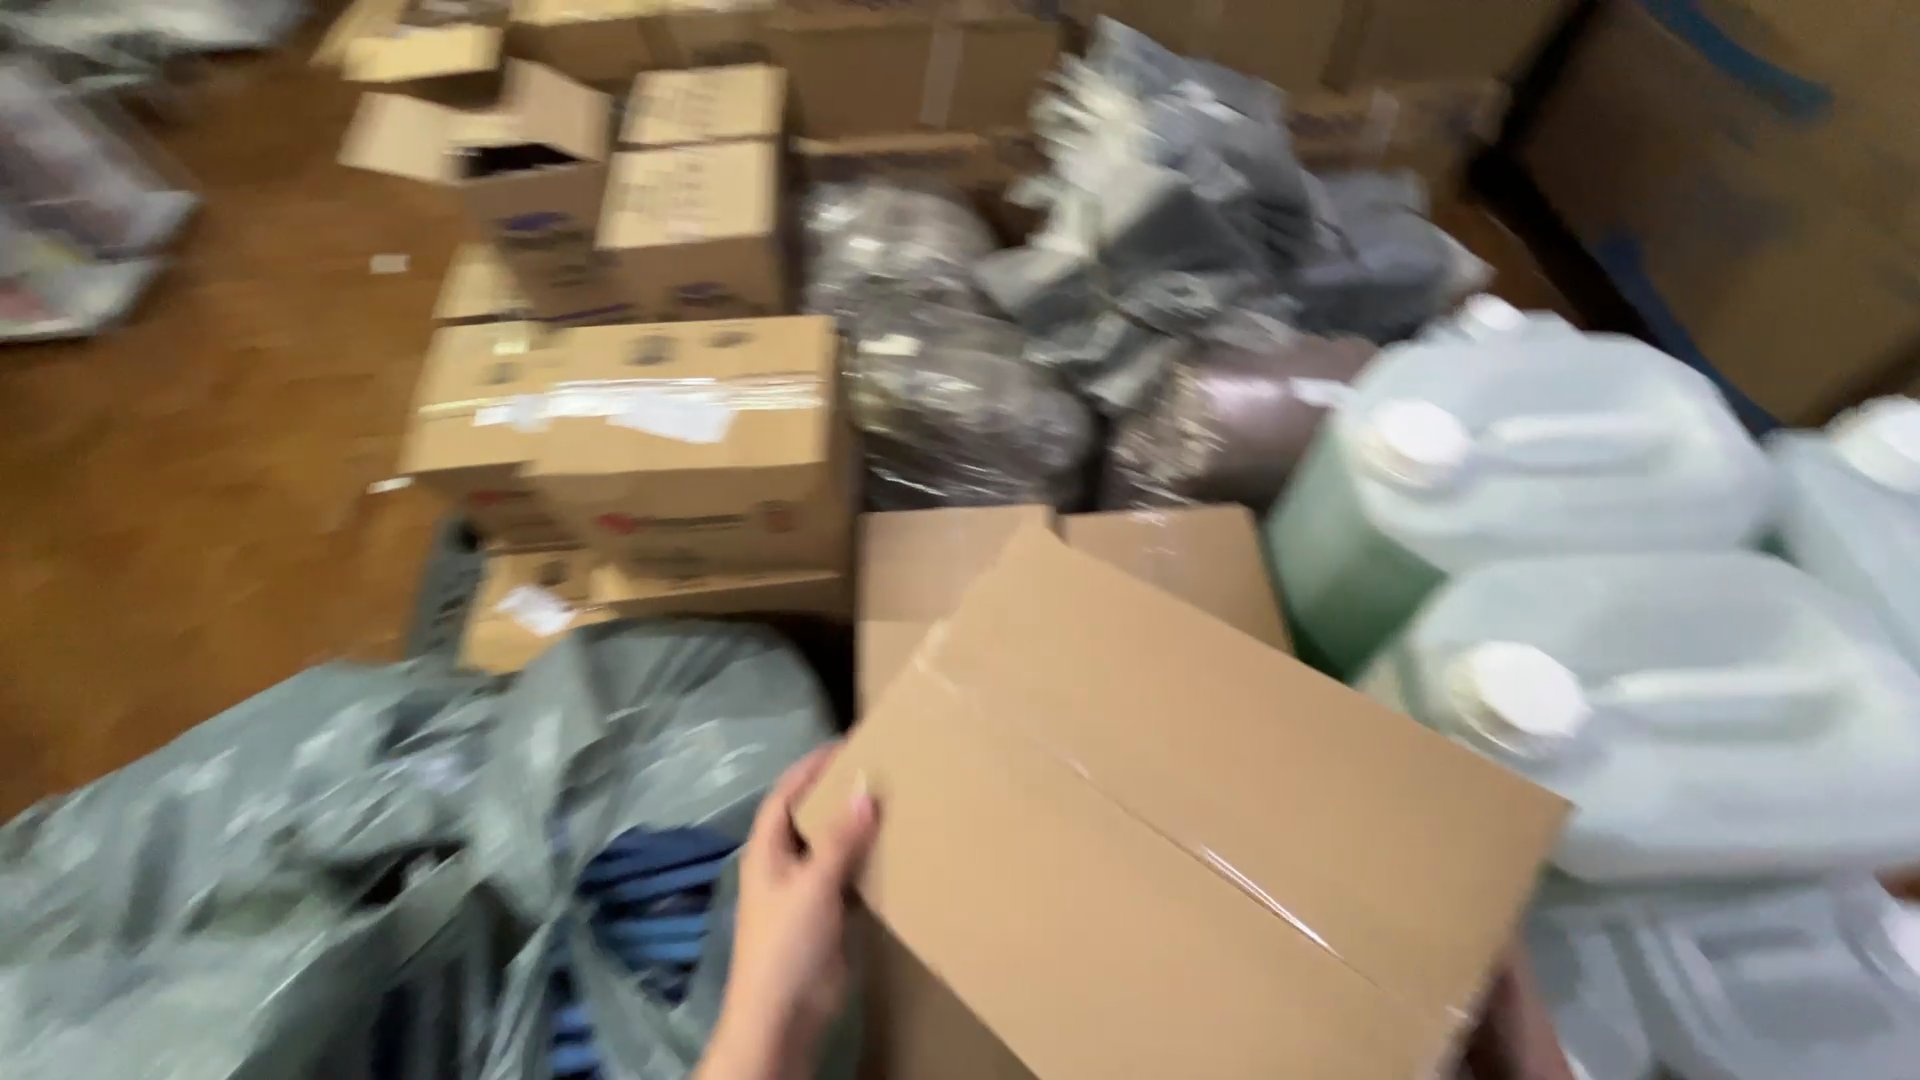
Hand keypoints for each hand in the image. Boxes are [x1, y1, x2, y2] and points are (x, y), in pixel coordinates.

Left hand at [709, 745, 877, 1079]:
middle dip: (838, 793)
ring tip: (893, 799)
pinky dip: (870, 859)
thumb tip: (865, 788)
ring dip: (857, 826)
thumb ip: (840, 838)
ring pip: (834, 846)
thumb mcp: (813, 884)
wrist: (783, 1018)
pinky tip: (896, 847)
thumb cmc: (787, 943)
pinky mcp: (830, 914)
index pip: (785, 796)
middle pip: (812, 818)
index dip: (809, 768)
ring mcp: (807, 891)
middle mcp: (786, 865)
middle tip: (877, 767)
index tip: (843, 744)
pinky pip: (851, 875)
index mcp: (768, 851)